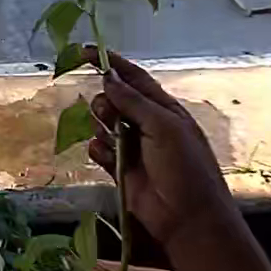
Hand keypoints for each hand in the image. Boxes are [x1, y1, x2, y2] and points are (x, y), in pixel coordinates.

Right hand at [83, 48, 234, 248]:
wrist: (187, 219)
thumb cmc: (184, 167)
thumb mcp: (163, 127)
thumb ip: (133, 101)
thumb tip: (107, 76)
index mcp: (161, 108)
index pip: (133, 77)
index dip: (110, 63)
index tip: (84, 52)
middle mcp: (144, 123)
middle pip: (111, 98)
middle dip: (105, 102)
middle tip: (110, 115)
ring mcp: (130, 145)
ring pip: (100, 122)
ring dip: (101, 127)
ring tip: (112, 142)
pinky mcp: (117, 167)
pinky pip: (97, 148)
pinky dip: (99, 151)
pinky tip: (109, 161)